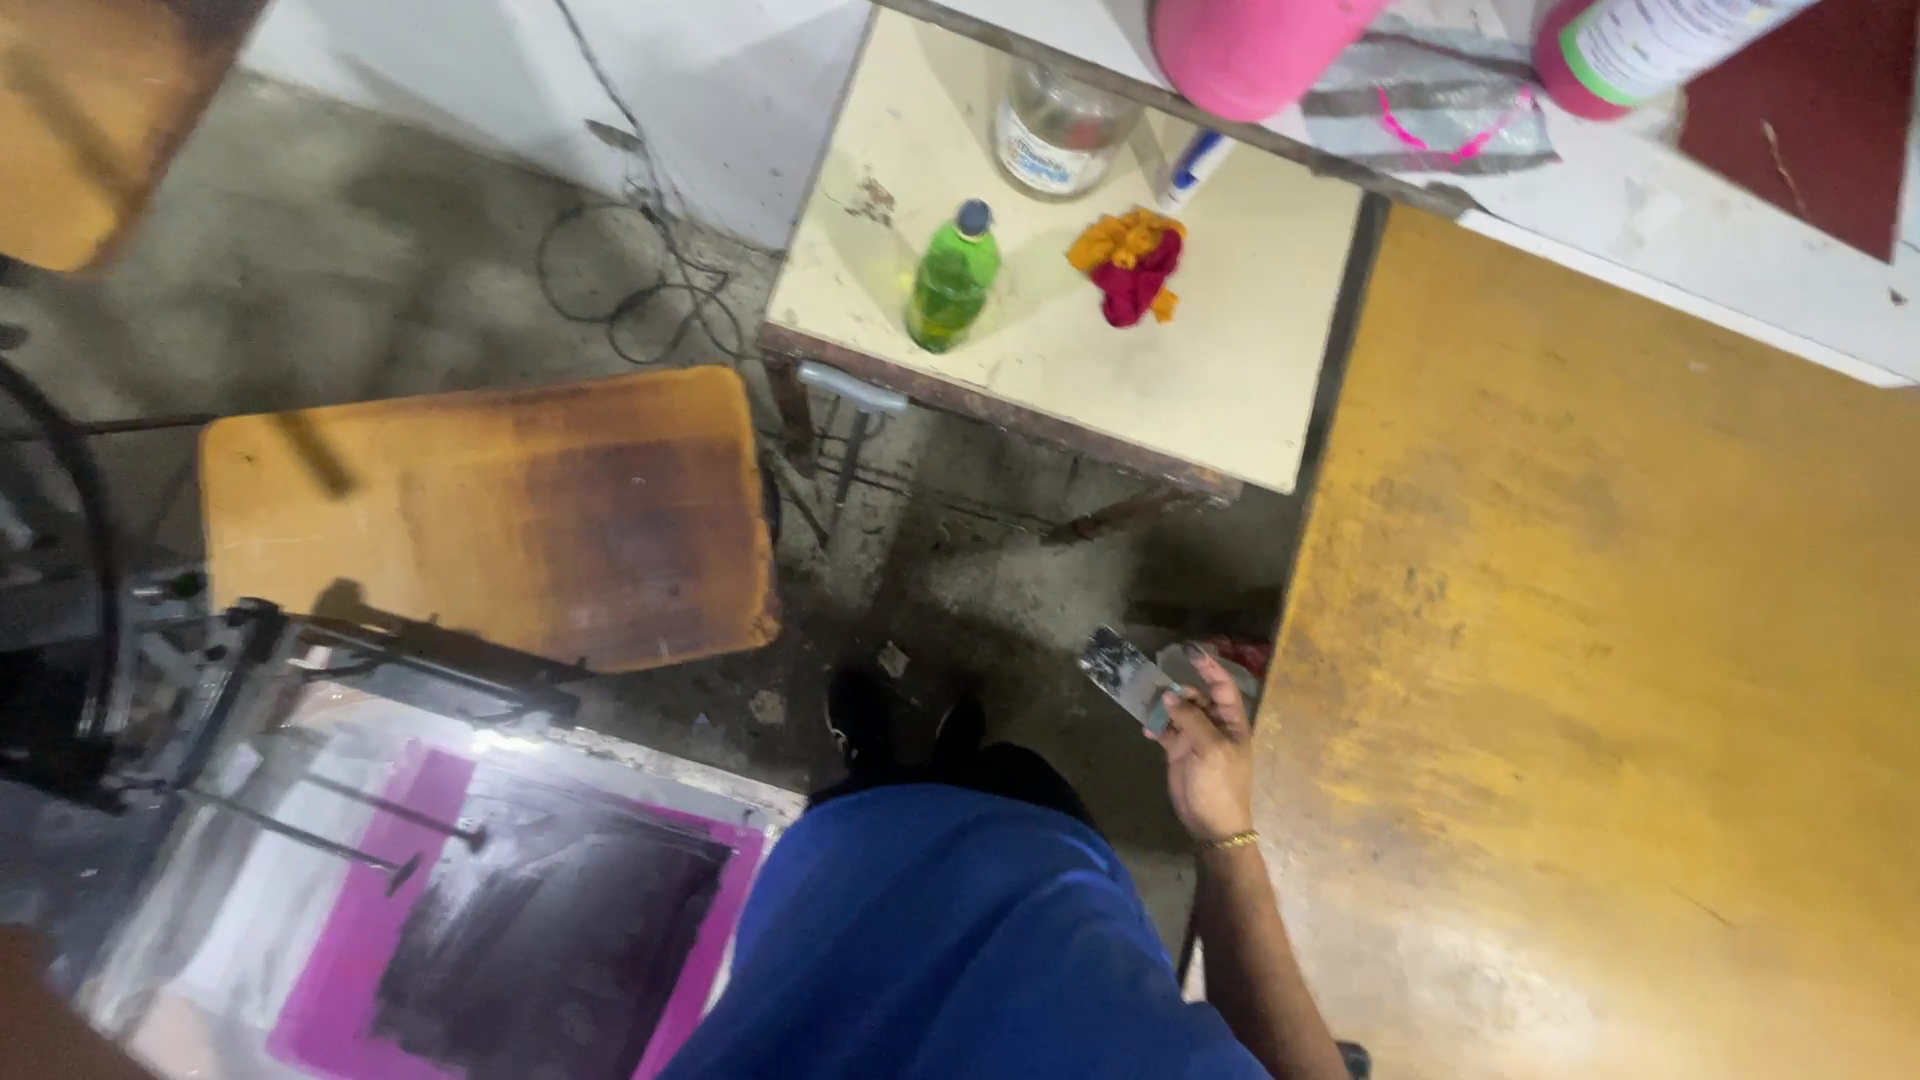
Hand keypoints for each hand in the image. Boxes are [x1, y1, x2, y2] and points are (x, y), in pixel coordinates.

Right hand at [1148, 646, 1254, 842]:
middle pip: (1195, 697)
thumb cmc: (1220, 785)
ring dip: (1162, 707)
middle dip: (1177, 690)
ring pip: (1176, 711)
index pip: (1222, 686)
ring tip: (1147, 707)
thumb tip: (1169, 695)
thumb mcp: (1210, 749)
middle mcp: (1214, 725)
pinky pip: (1165, 729)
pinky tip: (1147, 730)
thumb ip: (1190, 719)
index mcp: (1231, 723)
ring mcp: (1195, 738)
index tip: (1190, 651)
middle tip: (1158, 689)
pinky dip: (1155, 726)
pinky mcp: (1178, 750)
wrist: (1212, 824)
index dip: (1209, 668)